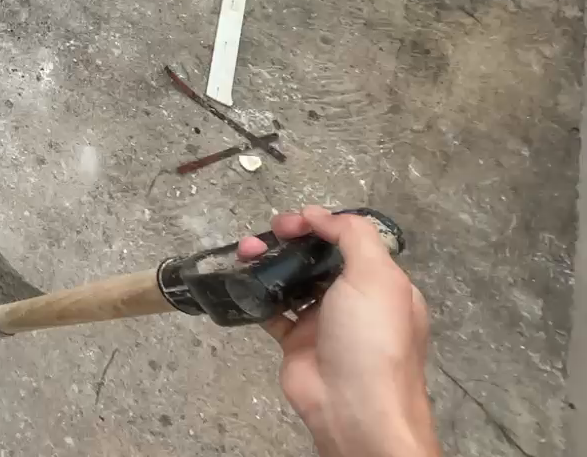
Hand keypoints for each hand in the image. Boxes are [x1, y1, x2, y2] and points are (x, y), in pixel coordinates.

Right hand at [238, 207, 438, 456]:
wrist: (353, 405)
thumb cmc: (370, 341)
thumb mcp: (377, 281)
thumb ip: (354, 238)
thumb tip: (321, 214)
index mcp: (382, 288)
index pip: (349, 243)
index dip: (321, 225)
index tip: (295, 222)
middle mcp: (354, 301)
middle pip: (315, 256)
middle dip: (288, 238)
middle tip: (269, 234)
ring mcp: (322, 319)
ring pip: (288, 276)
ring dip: (264, 258)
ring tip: (245, 252)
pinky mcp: (292, 335)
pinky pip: (268, 304)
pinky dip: (250, 288)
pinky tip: (238, 278)